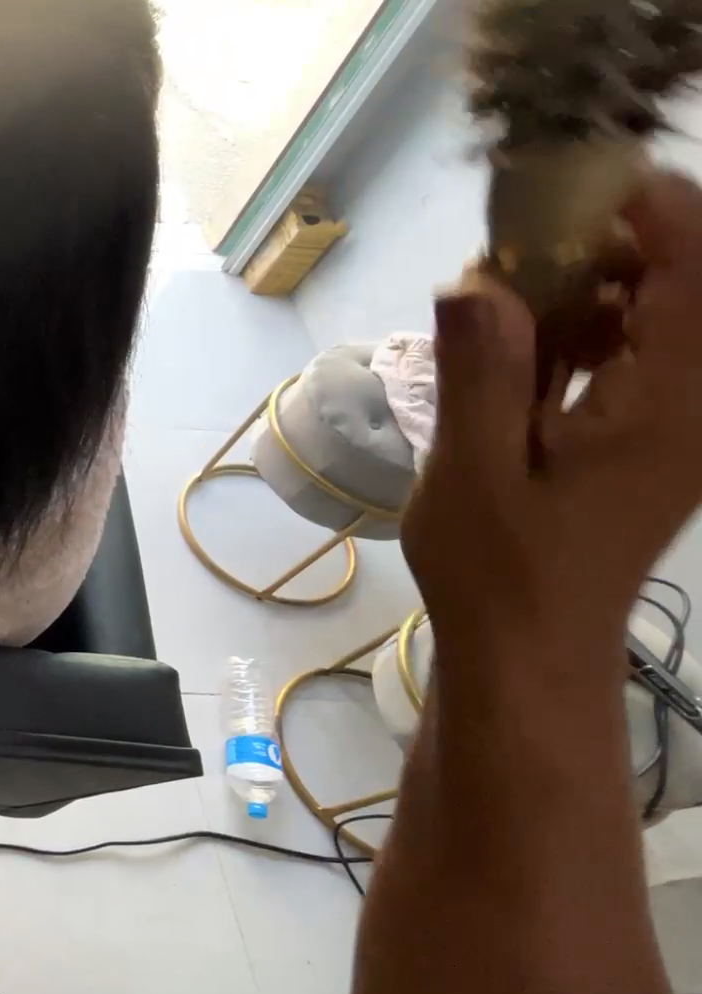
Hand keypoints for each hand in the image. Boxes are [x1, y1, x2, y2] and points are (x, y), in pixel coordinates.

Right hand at [405, 171, 701, 652]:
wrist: (532, 637)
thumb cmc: (497, 561)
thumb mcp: (473, 468)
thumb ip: (481, 373)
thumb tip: (472, 281)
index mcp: (671, 403)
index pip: (699, 269)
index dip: (650, 211)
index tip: (562, 197)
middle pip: (697, 282)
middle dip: (618, 247)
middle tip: (518, 260)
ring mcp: (689, 419)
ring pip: (672, 315)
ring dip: (602, 289)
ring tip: (513, 305)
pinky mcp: (663, 434)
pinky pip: (650, 353)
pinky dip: (598, 331)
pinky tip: (535, 350)